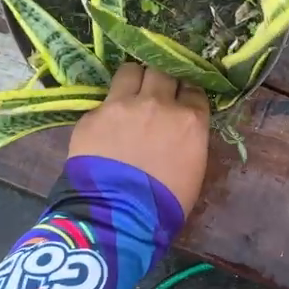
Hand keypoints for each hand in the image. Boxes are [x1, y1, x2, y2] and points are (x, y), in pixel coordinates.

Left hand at [69, 63, 211, 213]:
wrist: (118, 217)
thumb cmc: (165, 207)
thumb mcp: (194, 172)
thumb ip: (190, 141)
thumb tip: (180, 132)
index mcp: (190, 121)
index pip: (194, 89)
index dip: (187, 95)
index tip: (182, 103)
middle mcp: (158, 103)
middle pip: (163, 71)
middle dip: (162, 81)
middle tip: (156, 96)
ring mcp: (123, 105)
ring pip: (131, 71)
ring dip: (134, 80)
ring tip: (130, 96)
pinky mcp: (93, 114)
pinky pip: (104, 100)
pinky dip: (108, 109)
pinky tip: (106, 126)